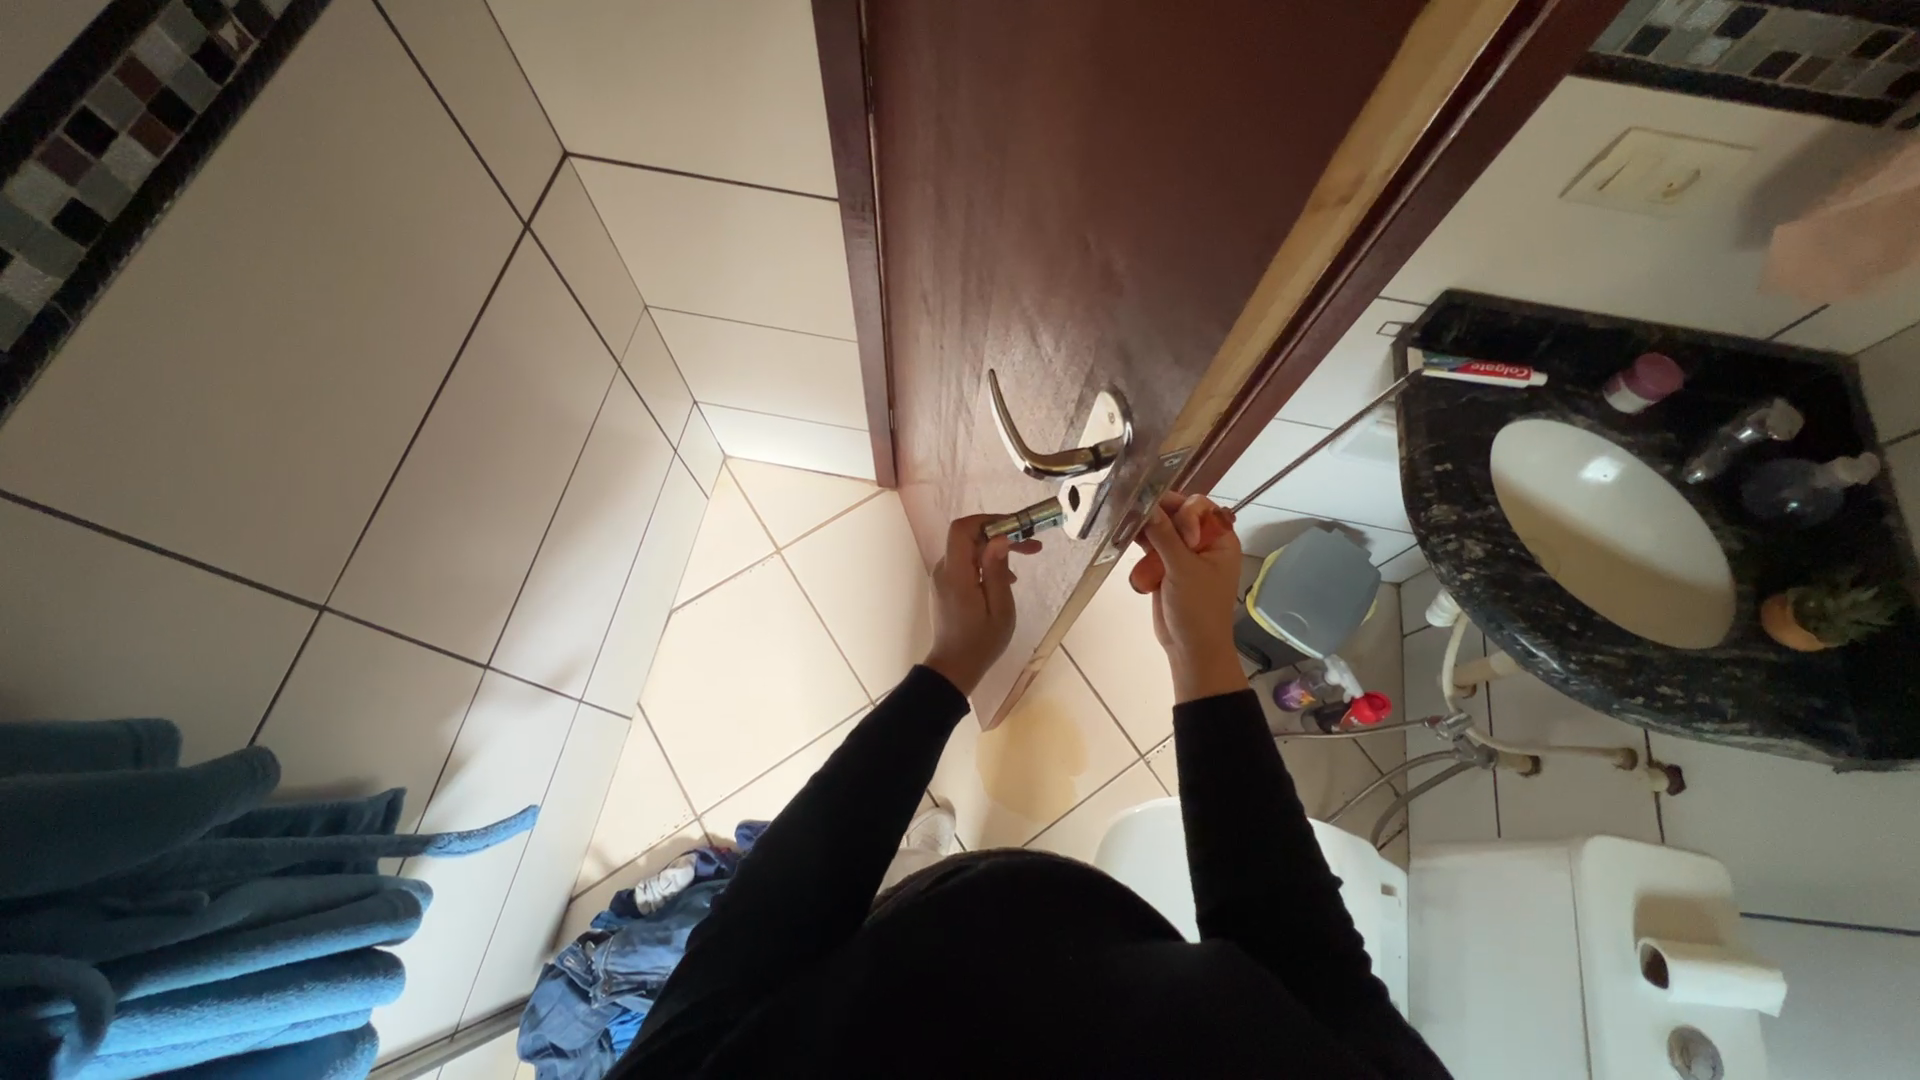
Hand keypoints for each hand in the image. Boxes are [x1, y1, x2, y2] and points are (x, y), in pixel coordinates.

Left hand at [923, 515, 1041, 695]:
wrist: (954, 668)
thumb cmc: (981, 643)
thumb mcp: (999, 609)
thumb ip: (997, 571)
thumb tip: (999, 538)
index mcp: (956, 574)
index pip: (963, 529)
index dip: (988, 521)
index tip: (1016, 528)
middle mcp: (943, 571)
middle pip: (968, 538)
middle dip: (1000, 537)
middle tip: (1032, 547)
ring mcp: (941, 579)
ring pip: (968, 551)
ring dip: (994, 553)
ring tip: (1019, 573)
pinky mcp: (945, 587)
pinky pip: (965, 566)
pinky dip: (985, 566)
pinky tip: (1003, 583)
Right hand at [1136, 492, 1246, 702]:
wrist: (1191, 648)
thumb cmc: (1198, 608)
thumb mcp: (1183, 569)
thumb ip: (1164, 536)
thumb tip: (1147, 505)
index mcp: (1219, 539)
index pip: (1200, 508)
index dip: (1183, 511)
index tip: (1171, 527)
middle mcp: (1203, 542)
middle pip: (1178, 514)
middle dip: (1159, 512)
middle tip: (1136, 511)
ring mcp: (1183, 554)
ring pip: (1162, 528)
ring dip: (1146, 525)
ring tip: (1126, 519)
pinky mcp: (1165, 566)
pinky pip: (1152, 545)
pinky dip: (1140, 541)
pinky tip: (1124, 534)